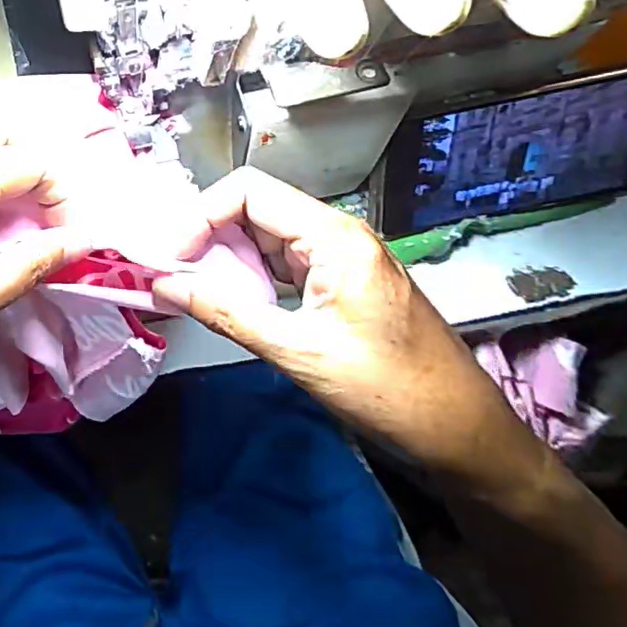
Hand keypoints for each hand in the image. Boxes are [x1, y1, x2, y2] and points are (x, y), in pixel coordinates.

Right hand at [151, 167, 544, 489]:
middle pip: (253, 209)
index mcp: (334, 236)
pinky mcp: (337, 280)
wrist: (462, 434)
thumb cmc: (393, 391)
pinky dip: (248, 277)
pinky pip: (279, 262)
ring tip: (195, 290)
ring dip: (225, 259)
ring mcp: (338, 257)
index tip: (173, 257)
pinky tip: (232, 301)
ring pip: (263, 236)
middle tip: (174, 275)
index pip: (248, 192)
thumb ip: (225, 312)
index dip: (201, 217)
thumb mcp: (298, 351)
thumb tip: (164, 287)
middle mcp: (336, 234)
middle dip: (207, 238)